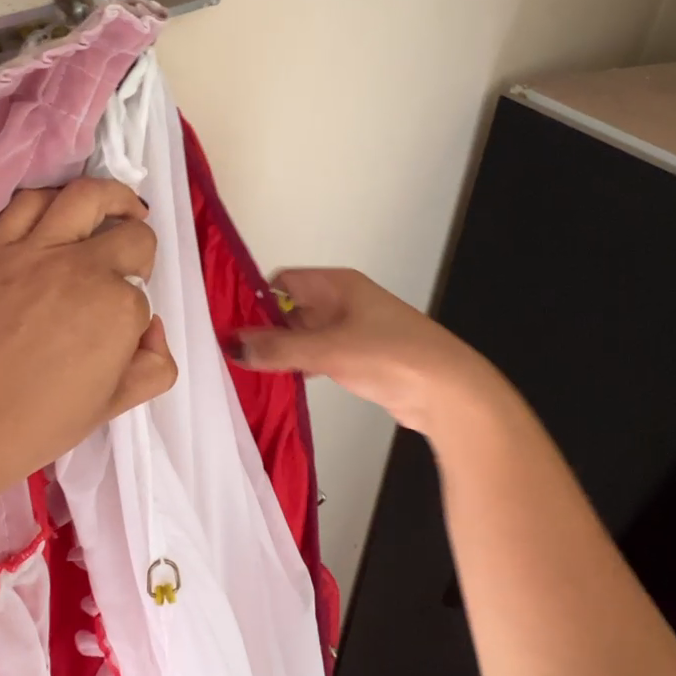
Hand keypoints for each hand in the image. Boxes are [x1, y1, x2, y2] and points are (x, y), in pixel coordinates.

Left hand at [0, 178, 176, 486]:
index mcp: (120, 309)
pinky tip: (60, 211)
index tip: (121, 321)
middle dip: (138, 247)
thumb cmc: (41, 423)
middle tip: (127, 265)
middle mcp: (84, 268)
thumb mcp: (115, 405)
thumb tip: (151, 327)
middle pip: (130, 233)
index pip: (143, 290)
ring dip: (112, 197)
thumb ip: (154, 364)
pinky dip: (51, 199)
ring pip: (86, 195)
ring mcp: (36, 251)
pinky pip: (28, 202)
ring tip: (118, 207)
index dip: (135, 305)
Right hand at [232, 267, 515, 434]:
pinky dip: (298, 366)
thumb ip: (278, 348)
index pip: (282, 281)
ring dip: (280, 351)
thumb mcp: (328, 349)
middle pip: (289, 308)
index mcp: (337, 285)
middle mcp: (342, 302)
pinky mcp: (357, 359)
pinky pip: (316, 357)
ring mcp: (351, 331)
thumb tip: (232, 344)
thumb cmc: (392, 356)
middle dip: (263, 328)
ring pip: (302, 335)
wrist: (448, 393)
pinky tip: (279, 382)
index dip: (255, 298)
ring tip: (246, 369)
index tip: (227, 321)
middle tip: (230, 351)